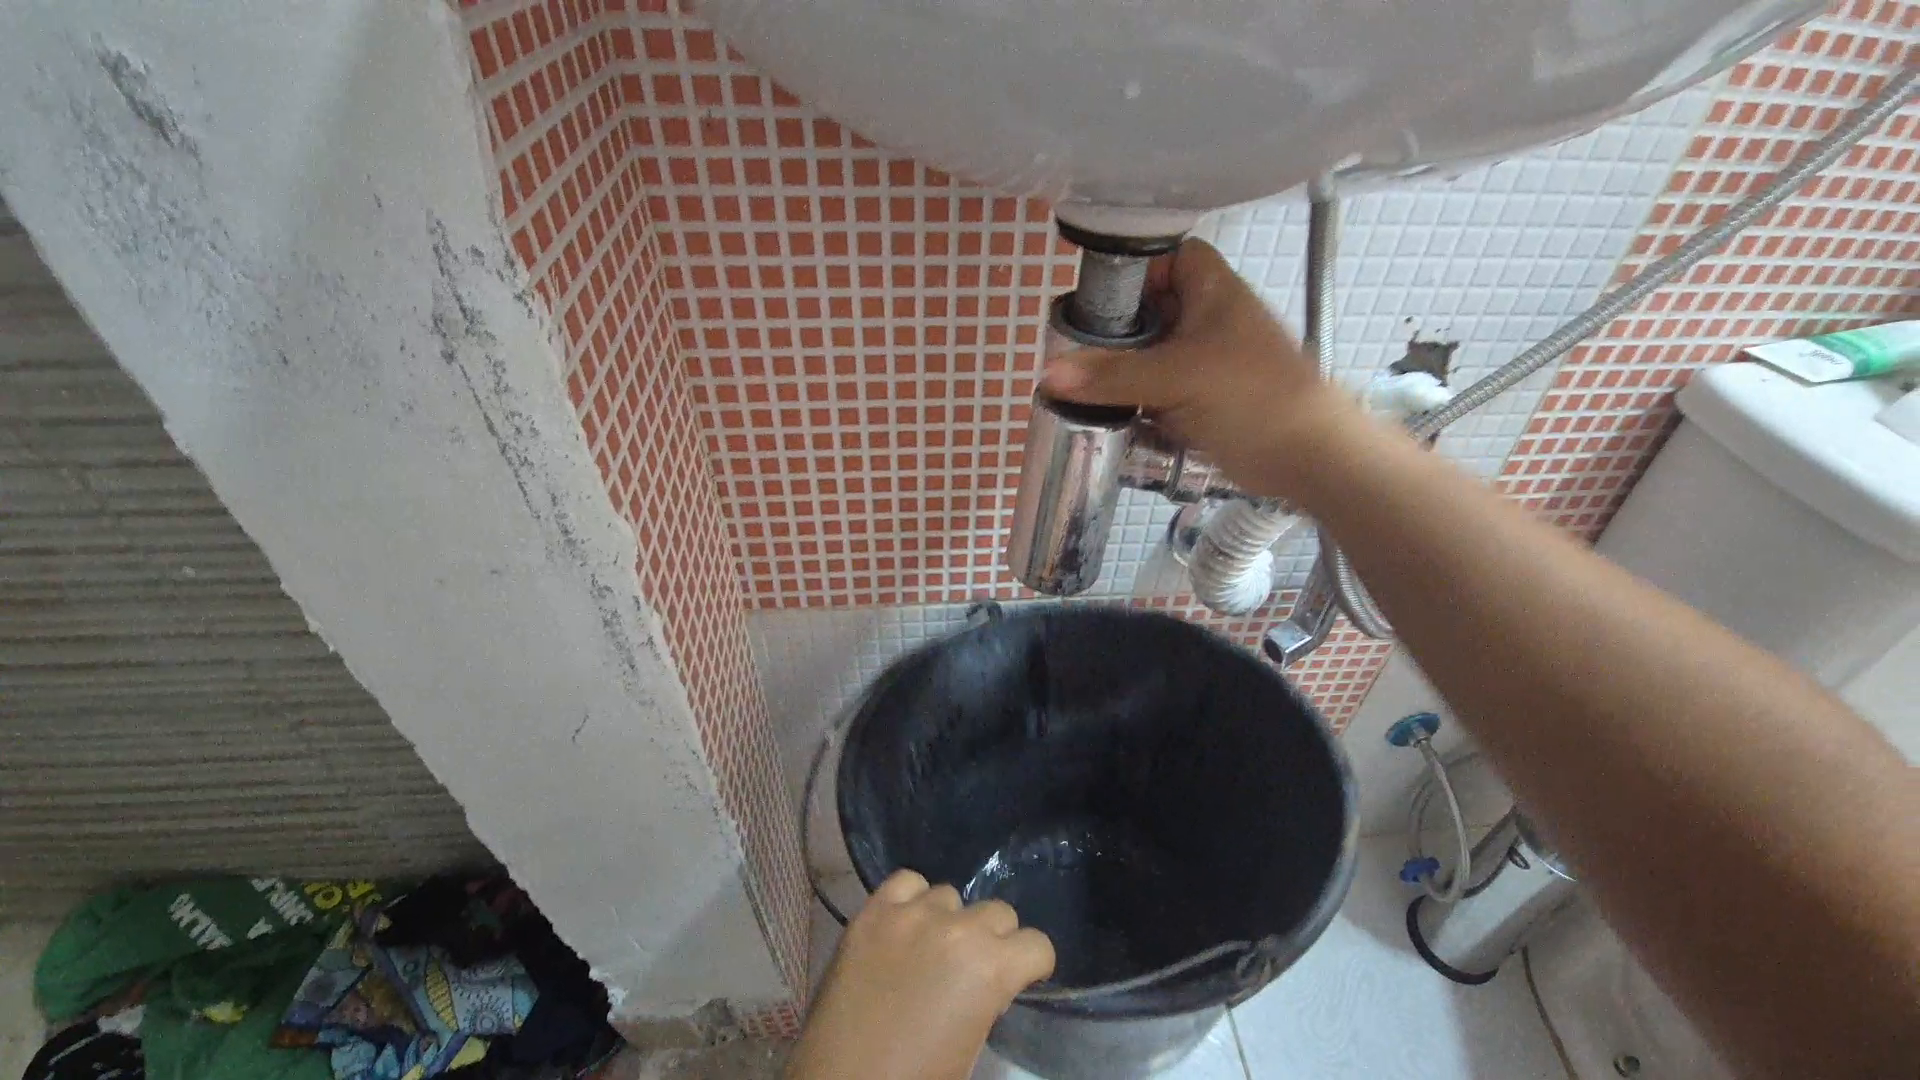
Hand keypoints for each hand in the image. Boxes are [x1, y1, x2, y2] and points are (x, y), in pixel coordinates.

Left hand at [786, 871, 1054, 1079]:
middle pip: (999, 911)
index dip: (1032, 966)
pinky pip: (907, 882)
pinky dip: (911, 900)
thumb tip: (991, 980)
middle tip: (972, 970)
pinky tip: (904, 927)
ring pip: (951, 895)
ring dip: (950, 920)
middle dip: (995, 940)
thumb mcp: (972, 1046)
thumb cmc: (916, 1076)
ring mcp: (910, 914)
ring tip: (930, 950)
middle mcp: (956, 928)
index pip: (1037, 944)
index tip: (1020, 979)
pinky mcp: (872, 911)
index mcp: (989, 967)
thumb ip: (990, 997)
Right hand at [1043, 238, 1368, 498]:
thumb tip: (1048, 374)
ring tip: (1075, 380)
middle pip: (1145, 309)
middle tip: (1070, 344)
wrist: (1305, 456)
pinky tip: (1101, 408)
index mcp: (1210, 290)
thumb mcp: (1178, 377)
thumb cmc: (1252, 397)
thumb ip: (1112, 375)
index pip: (1162, 257)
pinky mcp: (1197, 399)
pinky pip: (1153, 390)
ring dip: (1117, 369)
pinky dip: (1130, 399)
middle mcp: (1204, 318)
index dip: (1128, 268)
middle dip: (1111, 328)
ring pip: (1146, 353)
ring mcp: (1201, 361)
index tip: (1090, 294)